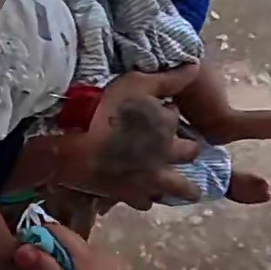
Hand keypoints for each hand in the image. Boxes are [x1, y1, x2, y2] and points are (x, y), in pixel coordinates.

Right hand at [55, 68, 205, 208]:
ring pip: (180, 189)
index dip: (166, 111)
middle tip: (172, 145)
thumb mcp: (135, 84)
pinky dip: (142, 197)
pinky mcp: (130, 196)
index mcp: (167, 124)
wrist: (74, 149)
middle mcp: (167, 153)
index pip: (175, 115)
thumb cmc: (103, 111)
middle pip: (191, 153)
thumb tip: (196, 66)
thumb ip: (168, 79)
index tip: (155, 109)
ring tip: (168, 180)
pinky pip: (145, 203)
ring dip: (178, 184)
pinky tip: (135, 191)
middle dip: (186, 148)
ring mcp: (151, 178)